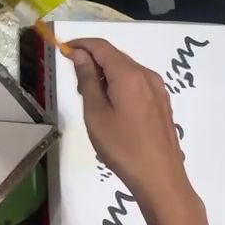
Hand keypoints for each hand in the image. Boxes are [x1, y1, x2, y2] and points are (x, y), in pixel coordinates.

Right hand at [67, 38, 188, 204]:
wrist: (160, 180)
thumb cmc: (122, 147)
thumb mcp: (95, 113)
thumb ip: (87, 79)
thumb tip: (80, 54)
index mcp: (129, 75)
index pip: (101, 46)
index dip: (80, 44)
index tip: (63, 51)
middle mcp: (146, 75)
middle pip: (114, 56)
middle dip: (92, 60)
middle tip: (75, 83)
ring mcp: (157, 89)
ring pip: (126, 69)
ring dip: (106, 74)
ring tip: (92, 98)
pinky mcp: (162, 103)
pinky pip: (136, 82)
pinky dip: (120, 84)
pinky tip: (112, 105)